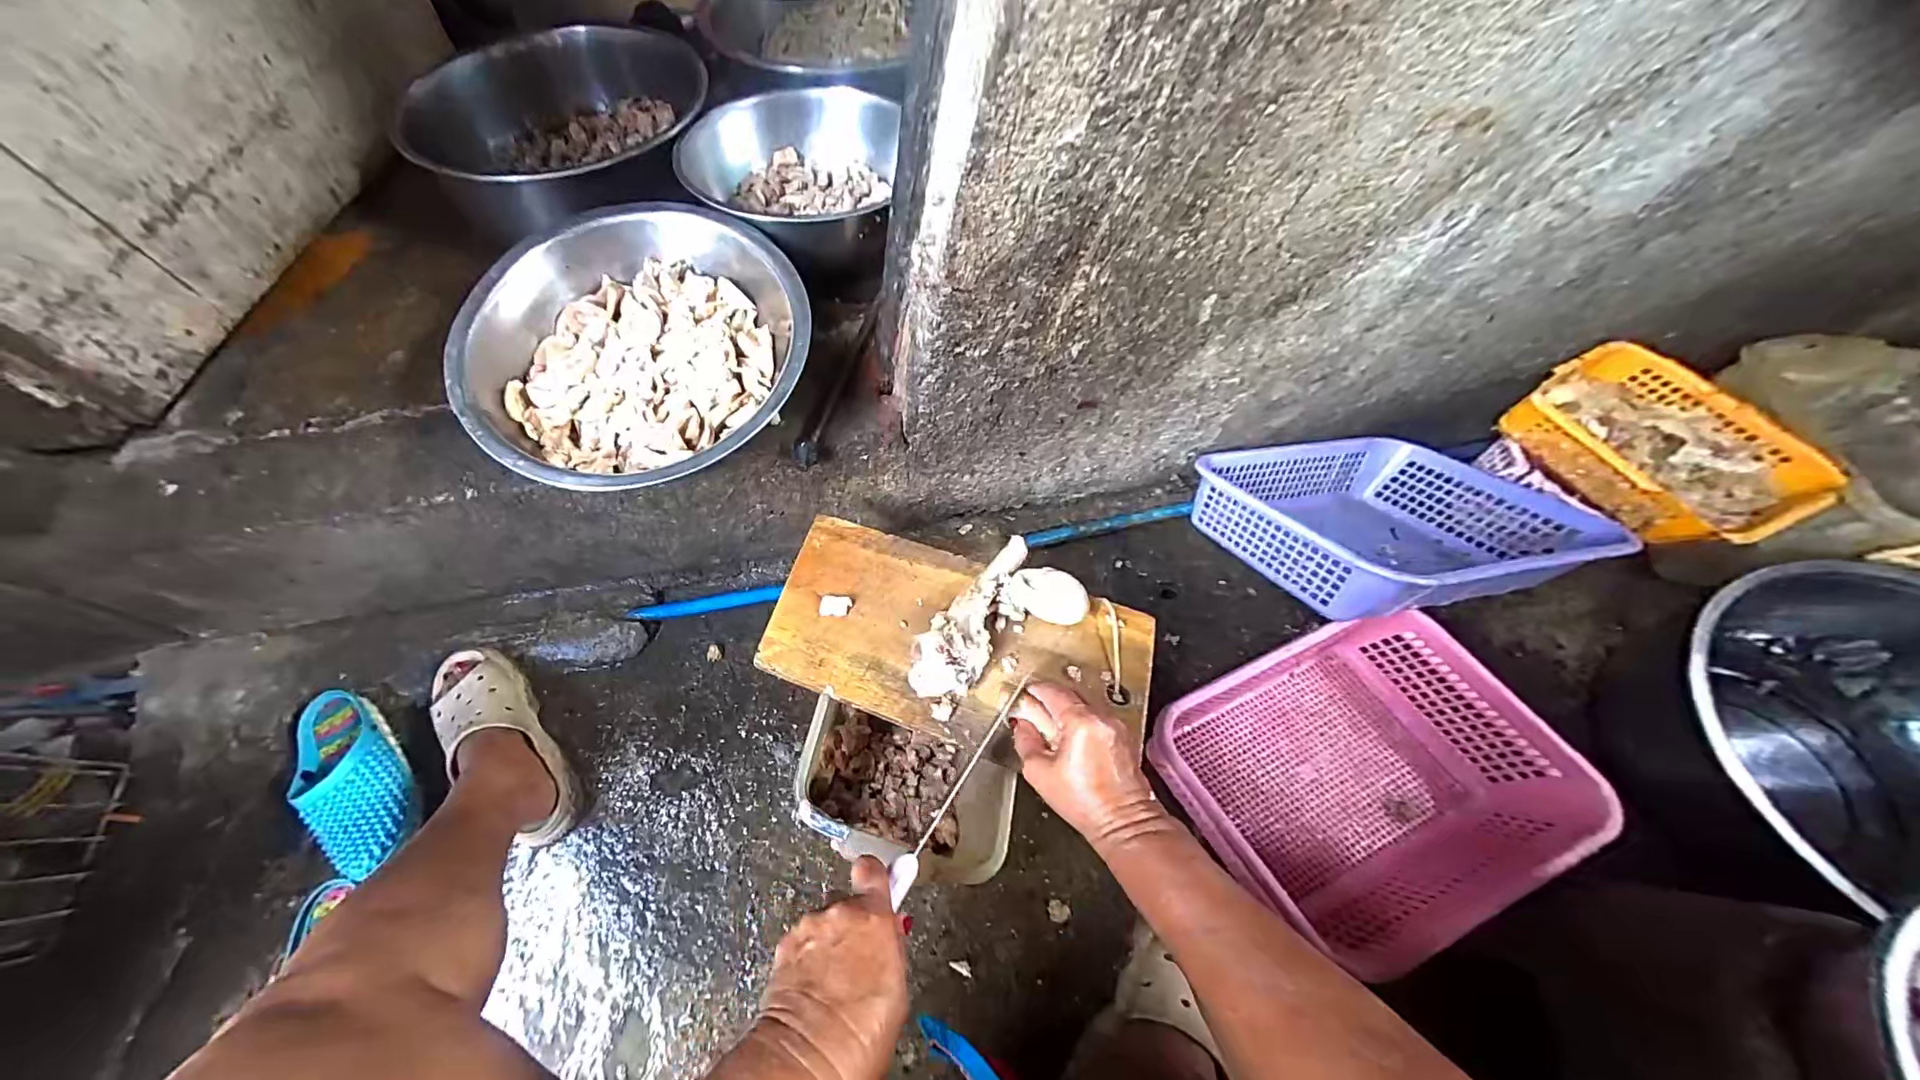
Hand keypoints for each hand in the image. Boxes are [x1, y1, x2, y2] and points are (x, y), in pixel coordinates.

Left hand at [748, 856, 907, 1079]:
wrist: (810, 1057)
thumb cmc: (859, 1031)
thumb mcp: (898, 985)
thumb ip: (892, 943)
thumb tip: (893, 927)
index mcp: (873, 915)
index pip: (872, 869)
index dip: (876, 875)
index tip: (882, 880)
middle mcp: (839, 913)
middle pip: (848, 905)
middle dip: (853, 926)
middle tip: (861, 959)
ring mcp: (809, 928)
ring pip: (824, 925)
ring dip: (829, 944)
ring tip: (836, 983)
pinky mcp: (784, 947)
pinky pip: (802, 943)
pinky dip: (808, 960)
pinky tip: (816, 988)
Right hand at [1010, 682, 1170, 851]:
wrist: (1123, 823)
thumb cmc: (1085, 803)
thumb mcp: (1040, 773)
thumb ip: (1026, 742)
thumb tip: (1022, 727)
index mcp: (1080, 722)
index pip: (1054, 692)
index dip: (1036, 690)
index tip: (1026, 693)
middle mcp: (1101, 718)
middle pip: (1071, 694)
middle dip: (1051, 699)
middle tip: (1034, 709)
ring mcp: (1115, 726)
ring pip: (1085, 705)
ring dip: (1067, 711)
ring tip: (1052, 728)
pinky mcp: (1124, 736)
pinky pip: (1097, 718)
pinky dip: (1082, 721)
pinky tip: (1072, 739)